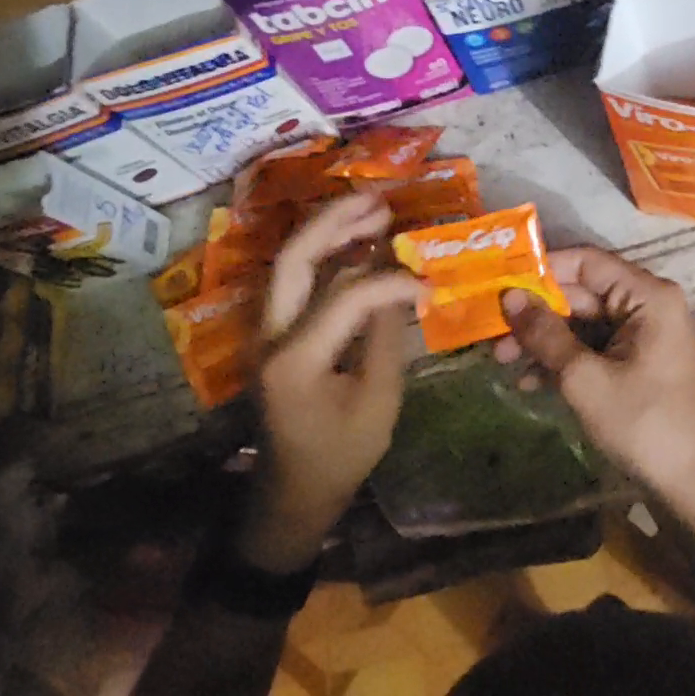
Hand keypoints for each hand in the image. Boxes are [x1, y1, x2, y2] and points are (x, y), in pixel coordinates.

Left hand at [239, 194, 425, 572]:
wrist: (292, 492)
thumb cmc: (339, 456)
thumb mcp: (378, 403)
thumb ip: (387, 338)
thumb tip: (402, 285)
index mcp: (296, 358)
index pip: (345, 296)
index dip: (390, 281)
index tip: (427, 282)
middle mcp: (271, 334)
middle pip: (295, 259)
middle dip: (335, 223)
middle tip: (380, 203)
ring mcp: (268, 332)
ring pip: (291, 264)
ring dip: (329, 233)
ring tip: (373, 212)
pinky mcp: (278, 334)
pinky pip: (299, 282)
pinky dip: (328, 257)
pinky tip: (359, 245)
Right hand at [496, 247, 694, 518]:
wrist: (693, 486)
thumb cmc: (644, 424)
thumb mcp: (585, 378)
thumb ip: (546, 333)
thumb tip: (508, 295)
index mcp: (647, 296)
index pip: (586, 262)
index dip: (541, 270)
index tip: (498, 284)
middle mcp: (647, 306)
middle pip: (581, 293)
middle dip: (536, 313)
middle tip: (490, 332)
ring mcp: (642, 336)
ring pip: (582, 323)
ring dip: (543, 340)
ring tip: (501, 360)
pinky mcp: (635, 364)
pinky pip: (592, 348)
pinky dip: (562, 361)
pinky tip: (528, 382)